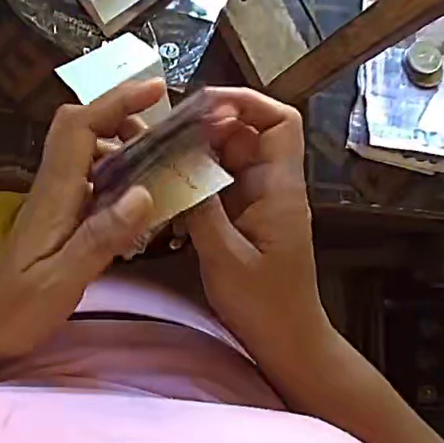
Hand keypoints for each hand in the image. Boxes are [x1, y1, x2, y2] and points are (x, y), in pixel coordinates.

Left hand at [0, 79, 162, 362]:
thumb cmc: (16, 309)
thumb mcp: (62, 280)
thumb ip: (101, 238)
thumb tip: (144, 192)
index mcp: (53, 195)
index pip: (79, 128)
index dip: (116, 101)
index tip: (155, 89)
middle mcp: (52, 188)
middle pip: (80, 129)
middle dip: (123, 116)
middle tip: (166, 135)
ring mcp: (53, 201)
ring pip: (86, 152)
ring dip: (122, 144)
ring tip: (161, 162)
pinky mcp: (58, 217)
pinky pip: (89, 180)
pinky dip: (117, 173)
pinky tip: (138, 198)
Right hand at [184, 88, 329, 370]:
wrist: (285, 340)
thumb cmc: (263, 304)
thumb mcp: (225, 257)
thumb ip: (201, 210)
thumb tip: (178, 167)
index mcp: (279, 189)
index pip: (278, 122)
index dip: (246, 102)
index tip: (202, 105)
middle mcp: (270, 187)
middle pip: (244, 136)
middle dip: (205, 129)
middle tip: (162, 135)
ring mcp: (256, 203)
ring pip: (226, 161)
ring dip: (195, 158)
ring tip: (157, 160)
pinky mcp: (242, 219)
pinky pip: (217, 188)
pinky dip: (194, 185)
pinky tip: (168, 197)